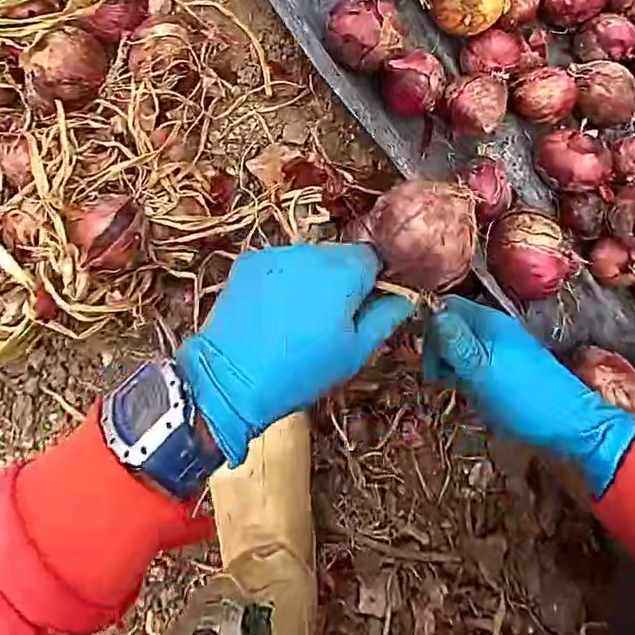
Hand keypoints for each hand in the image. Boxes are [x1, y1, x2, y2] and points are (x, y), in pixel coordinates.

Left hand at [178, 243, 410, 462]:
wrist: (228, 381)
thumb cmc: (301, 371)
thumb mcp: (354, 352)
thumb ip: (386, 317)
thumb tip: (406, 296)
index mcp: (343, 272)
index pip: (373, 258)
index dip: (373, 282)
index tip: (362, 308)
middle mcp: (312, 252)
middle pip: (342, 255)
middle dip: (343, 279)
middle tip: (331, 318)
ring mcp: (279, 253)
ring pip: (312, 258)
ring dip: (315, 278)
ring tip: (300, 316)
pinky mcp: (251, 261)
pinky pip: (283, 262)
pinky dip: (286, 278)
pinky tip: (277, 308)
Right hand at [423, 297, 634, 495]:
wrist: (570, 425)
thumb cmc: (523, 398)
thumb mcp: (480, 370)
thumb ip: (454, 341)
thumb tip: (430, 309)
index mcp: (488, 320)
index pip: (447, 306)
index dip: (431, 330)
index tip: (429, 361)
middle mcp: (496, 327)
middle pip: (453, 326)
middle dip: (440, 351)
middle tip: (441, 380)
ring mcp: (504, 346)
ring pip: (463, 347)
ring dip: (454, 367)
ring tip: (459, 390)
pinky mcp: (510, 366)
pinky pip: (478, 363)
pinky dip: (470, 377)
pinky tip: (475, 396)